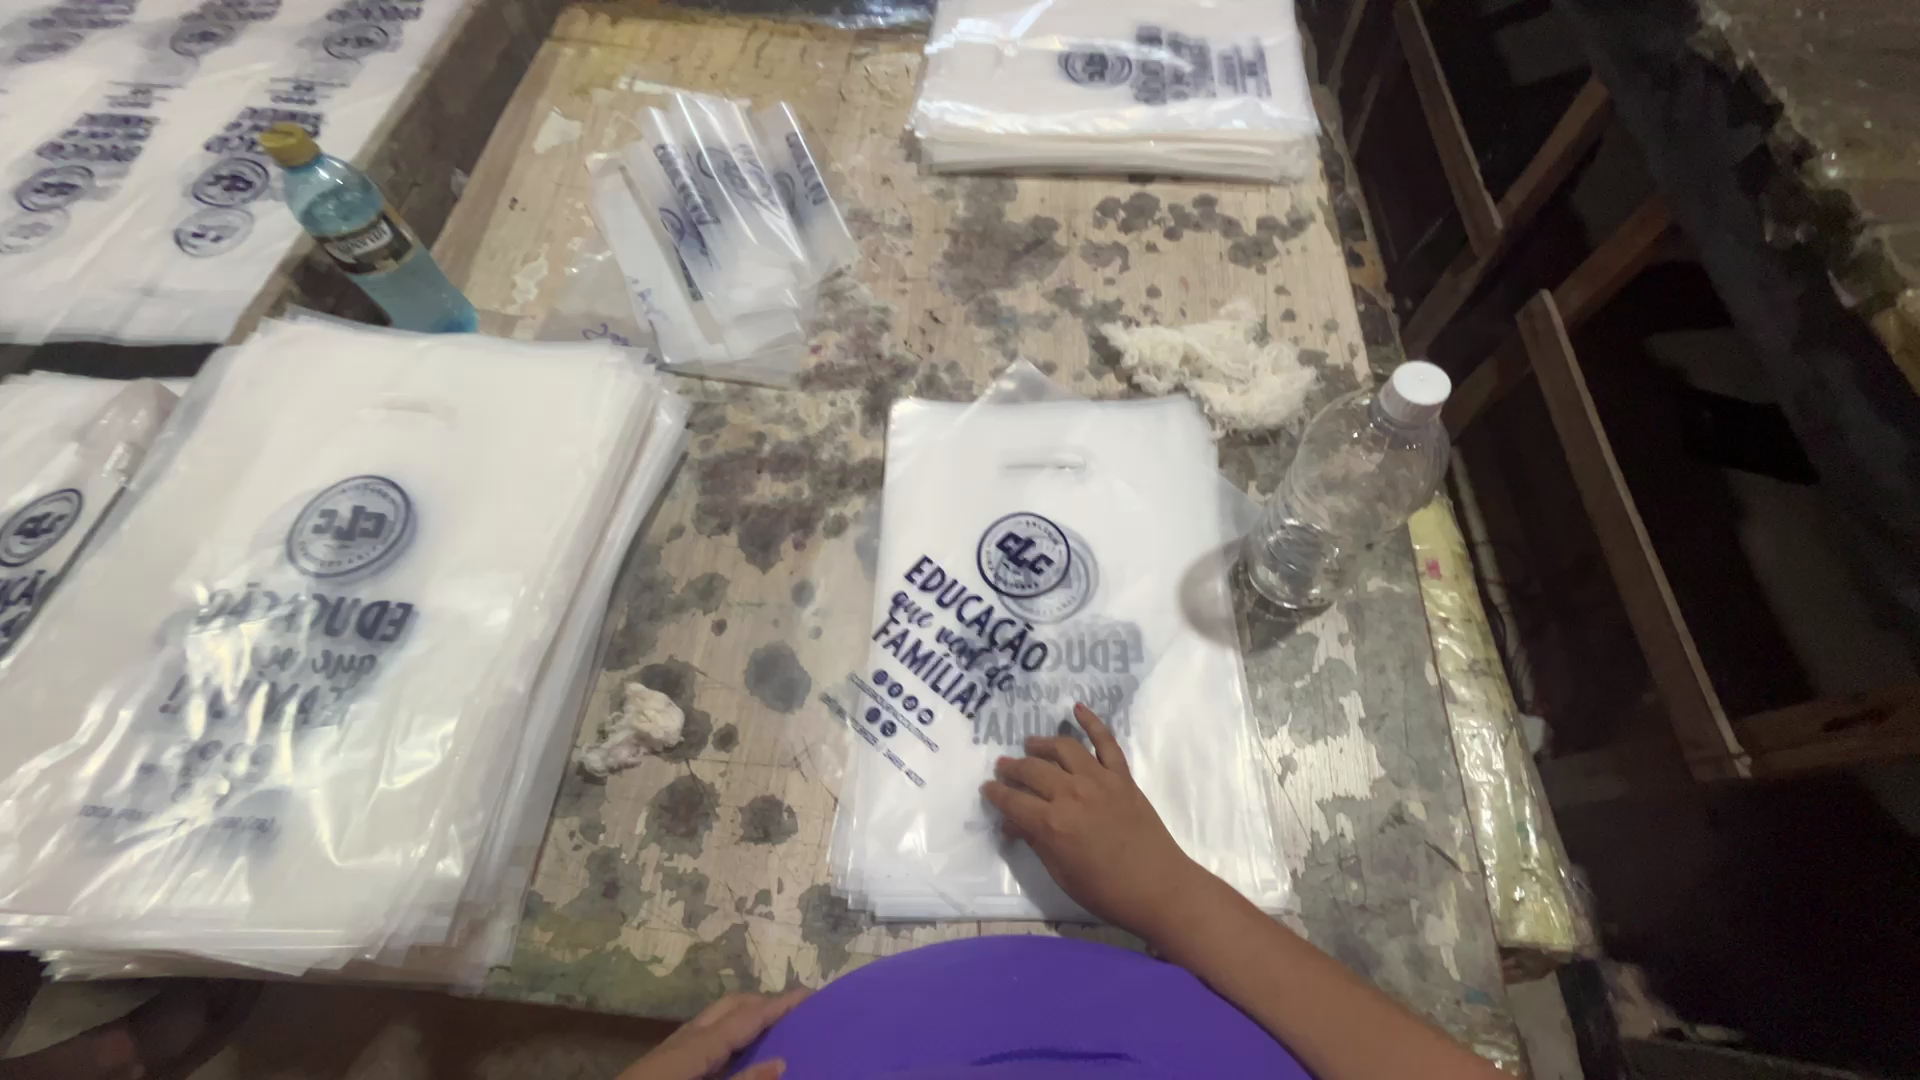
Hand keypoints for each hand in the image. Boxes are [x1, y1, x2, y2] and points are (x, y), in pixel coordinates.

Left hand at [616, 988, 810, 1079]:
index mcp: (697, 1046)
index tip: (810, 994)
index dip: (780, 1004)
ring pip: (716, 1017)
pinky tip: (735, 1053)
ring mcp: (671, 1050)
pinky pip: (705, 1034)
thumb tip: (781, 1061)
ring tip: (772, 1028)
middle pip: (732, 1005)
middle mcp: (685, 1038)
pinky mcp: (663, 1063)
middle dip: (764, 1002)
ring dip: (746, 1014)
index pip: (748, 1016)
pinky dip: (729, 1032)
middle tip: (795, 1012)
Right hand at [981, 703, 1210, 941]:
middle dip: (1013, 768)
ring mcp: (1098, 780)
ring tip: (1031, 745)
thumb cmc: (1106, 891)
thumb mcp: (1061, 873)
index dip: (996, 794)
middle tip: (1003, 767)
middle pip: (1033, 770)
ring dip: (1043, 744)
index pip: (1013, 800)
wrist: (1159, 888)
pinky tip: (1078, 708)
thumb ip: (1035, 842)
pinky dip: (1092, 722)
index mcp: (1052, 823)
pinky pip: (1106, 742)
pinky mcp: (1121, 776)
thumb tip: (1012, 824)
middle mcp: (1071, 793)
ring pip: (1064, 749)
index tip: (987, 788)